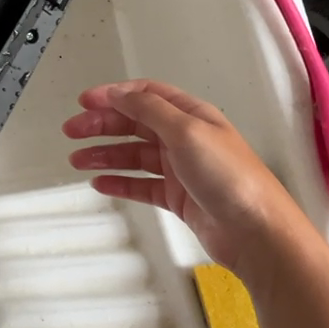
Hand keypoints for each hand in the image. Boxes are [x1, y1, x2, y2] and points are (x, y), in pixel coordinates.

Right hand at [64, 79, 307, 277]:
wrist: (258, 233)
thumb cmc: (226, 175)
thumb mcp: (186, 131)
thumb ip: (148, 110)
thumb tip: (118, 94)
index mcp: (190, 115)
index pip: (145, 95)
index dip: (113, 95)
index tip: (84, 102)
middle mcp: (184, 137)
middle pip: (135, 124)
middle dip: (101, 125)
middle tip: (71, 132)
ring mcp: (181, 169)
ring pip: (134, 155)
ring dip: (105, 154)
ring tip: (77, 161)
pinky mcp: (178, 198)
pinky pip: (141, 184)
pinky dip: (120, 182)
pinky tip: (99, 184)